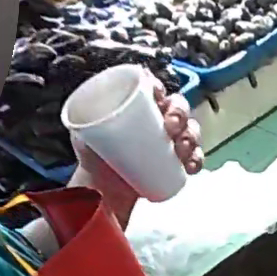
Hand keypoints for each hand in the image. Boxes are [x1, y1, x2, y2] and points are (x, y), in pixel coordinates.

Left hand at [71, 71, 201, 227]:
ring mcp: (170, 138)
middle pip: (177, 105)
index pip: (153, 86)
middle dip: (180, 113)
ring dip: (191, 136)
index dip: (159, 88)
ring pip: (190, 129)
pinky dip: (197, 160)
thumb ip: (81, 126)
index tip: (156, 97)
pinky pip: (194, 156)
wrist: (104, 188)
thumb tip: (80, 122)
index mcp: (138, 102)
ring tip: (183, 150)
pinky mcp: (176, 160)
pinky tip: (192, 166)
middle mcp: (158, 116)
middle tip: (171, 127)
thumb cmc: (95, 157)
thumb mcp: (83, 137)